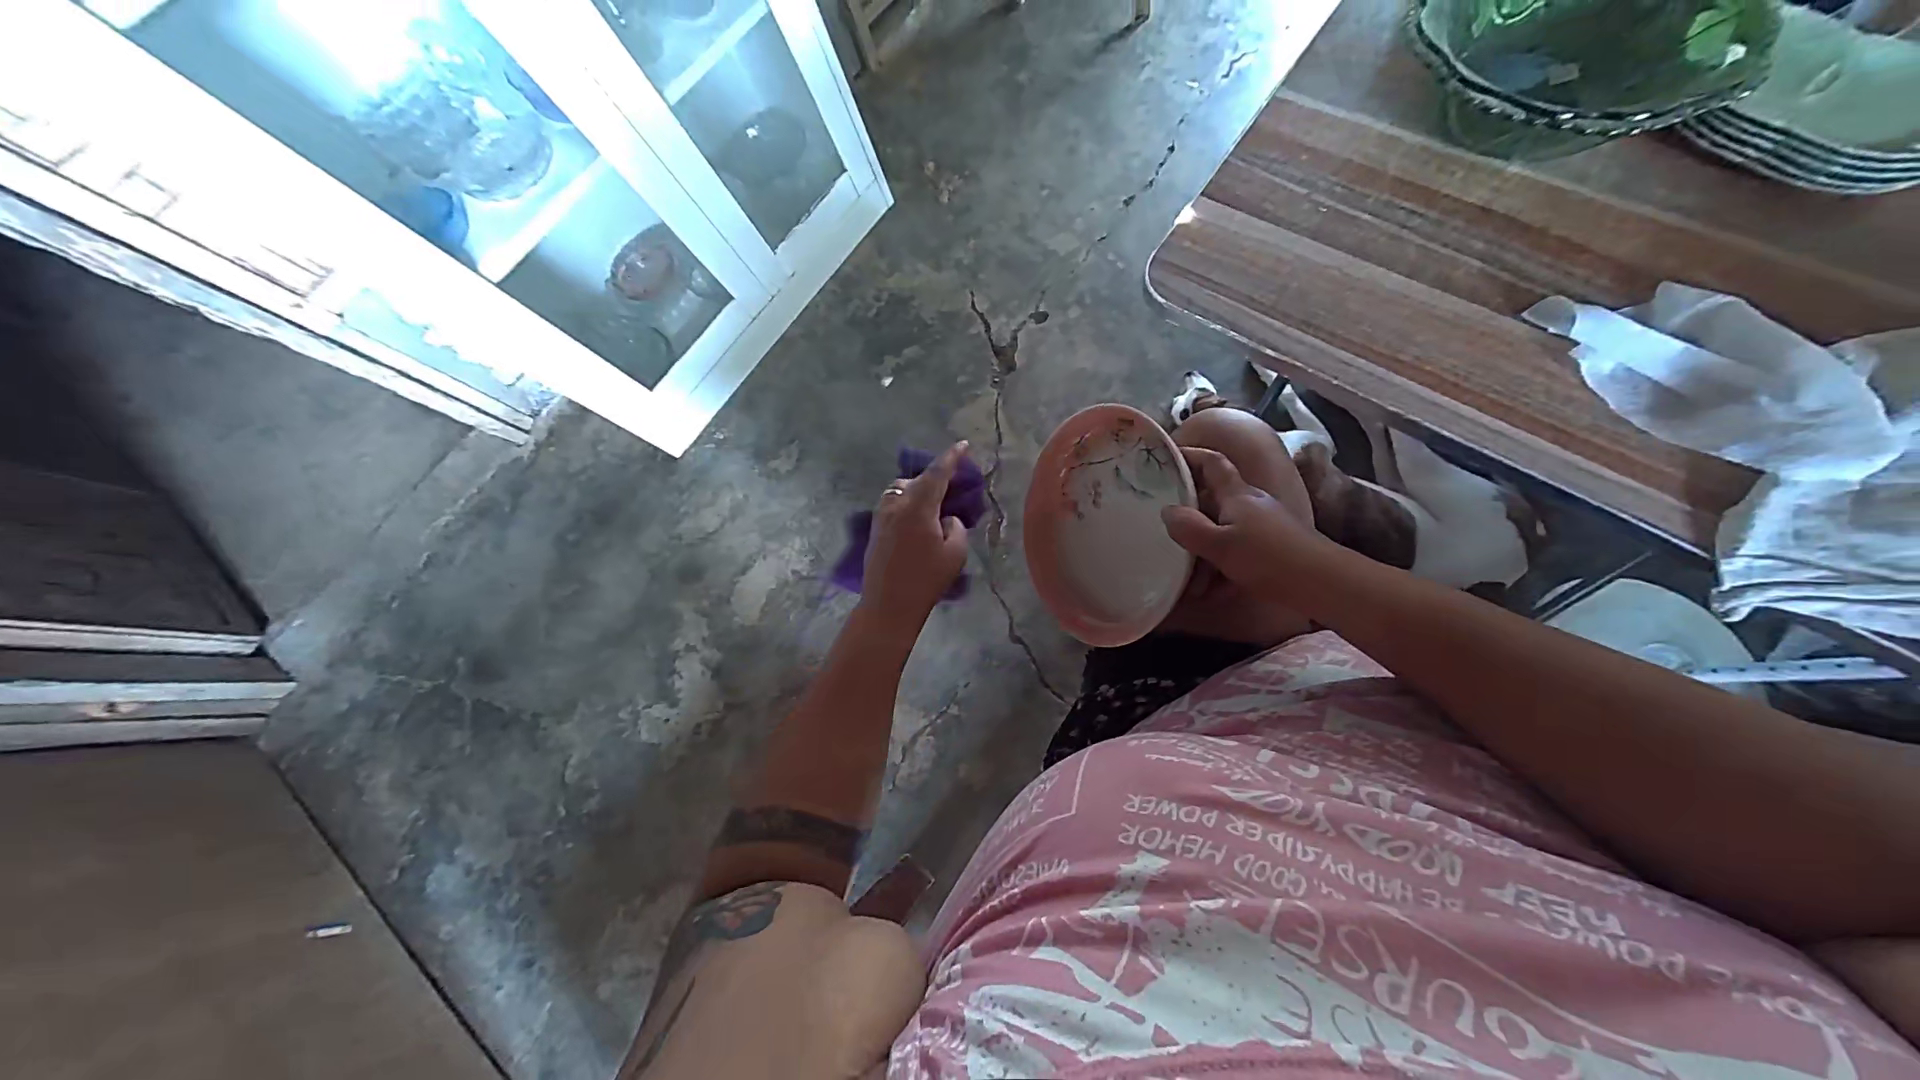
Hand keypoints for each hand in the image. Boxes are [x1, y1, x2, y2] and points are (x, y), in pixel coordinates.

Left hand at [859, 441, 970, 630]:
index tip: (962, 445)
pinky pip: (893, 503)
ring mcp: (881, 515)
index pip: (937, 472)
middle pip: (918, 479)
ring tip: (934, 503)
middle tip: (953, 485)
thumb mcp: (955, 552)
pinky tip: (917, 518)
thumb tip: (945, 518)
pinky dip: (907, 501)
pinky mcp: (875, 528)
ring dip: (918, 489)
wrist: (888, 604)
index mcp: (918, 505)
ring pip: (902, 490)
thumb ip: (955, 526)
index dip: (952, 457)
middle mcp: (896, 503)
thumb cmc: (926, 579)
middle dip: (935, 477)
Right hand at [1161, 446, 1319, 595]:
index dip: (1191, 455)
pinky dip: (1220, 565)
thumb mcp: (1220, 545)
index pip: (1212, 463)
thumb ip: (1189, 528)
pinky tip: (1212, 591)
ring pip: (1222, 530)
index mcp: (1237, 494)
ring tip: (1189, 580)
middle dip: (1189, 517)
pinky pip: (1236, 550)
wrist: (1323, 583)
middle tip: (1165, 530)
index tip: (1169, 457)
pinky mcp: (1272, 547)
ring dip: (1203, 551)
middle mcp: (1251, 503)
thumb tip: (1167, 510)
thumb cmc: (1267, 557)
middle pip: (1213, 501)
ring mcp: (1263, 525)